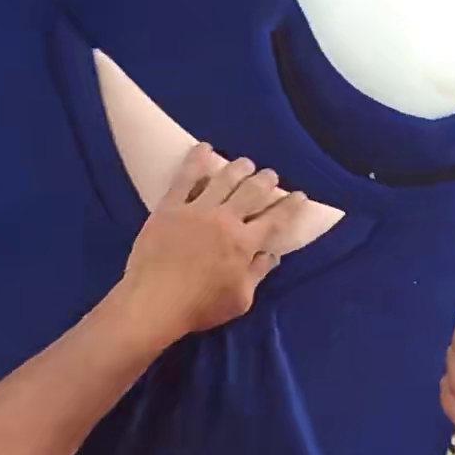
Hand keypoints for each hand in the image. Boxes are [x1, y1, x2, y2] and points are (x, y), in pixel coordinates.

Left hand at [116, 143, 308, 341]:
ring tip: (246, 162)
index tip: (300, 196)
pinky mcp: (170, 207)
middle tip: (271, 175)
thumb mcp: (240, 299)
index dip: (291, 206)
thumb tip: (272, 254)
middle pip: (252, 192)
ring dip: (239, 168)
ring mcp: (196, 210)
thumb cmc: (200, 306)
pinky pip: (185, 178)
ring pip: (223, 179)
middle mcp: (225, 220)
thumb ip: (258, 273)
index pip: (276, 219)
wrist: (154, 302)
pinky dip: (196, 160)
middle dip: (266, 180)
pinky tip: (204, 148)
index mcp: (245, 243)